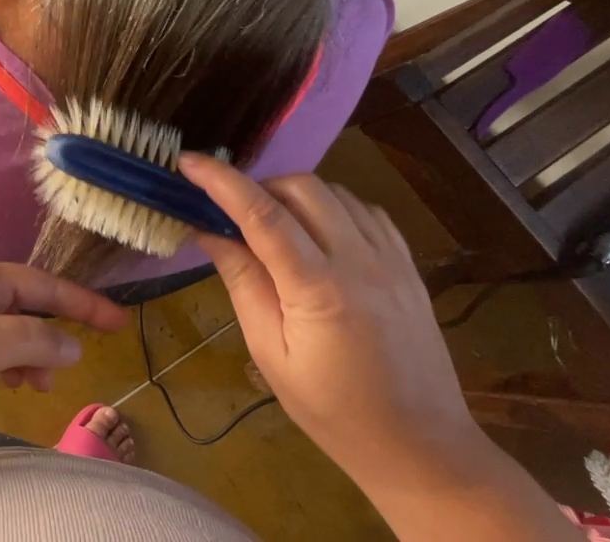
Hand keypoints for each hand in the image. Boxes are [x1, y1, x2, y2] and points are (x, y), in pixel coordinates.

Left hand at [0, 259, 127, 432]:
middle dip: (51, 333)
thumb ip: (31, 341)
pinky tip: (6, 383)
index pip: (41, 283)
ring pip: (5, 330)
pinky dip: (2, 363)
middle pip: (24, 304)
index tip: (119, 320)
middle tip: (72, 366)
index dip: (82, 301)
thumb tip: (71, 342)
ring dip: (27, 354)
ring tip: (35, 385)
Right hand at [180, 154, 485, 490]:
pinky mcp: (409, 268)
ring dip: (295, 195)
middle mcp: (360, 264)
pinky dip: (332, 208)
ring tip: (273, 227)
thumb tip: (207, 231)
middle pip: (302, 188)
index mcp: (319, 291)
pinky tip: (317, 234)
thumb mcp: (270, 352)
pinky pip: (366, 212)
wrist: (423, 448)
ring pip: (335, 193)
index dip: (220, 180)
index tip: (186, 162)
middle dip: (259, 186)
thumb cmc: (332, 410)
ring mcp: (393, 262)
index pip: (262, 215)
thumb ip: (242, 283)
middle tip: (232, 213)